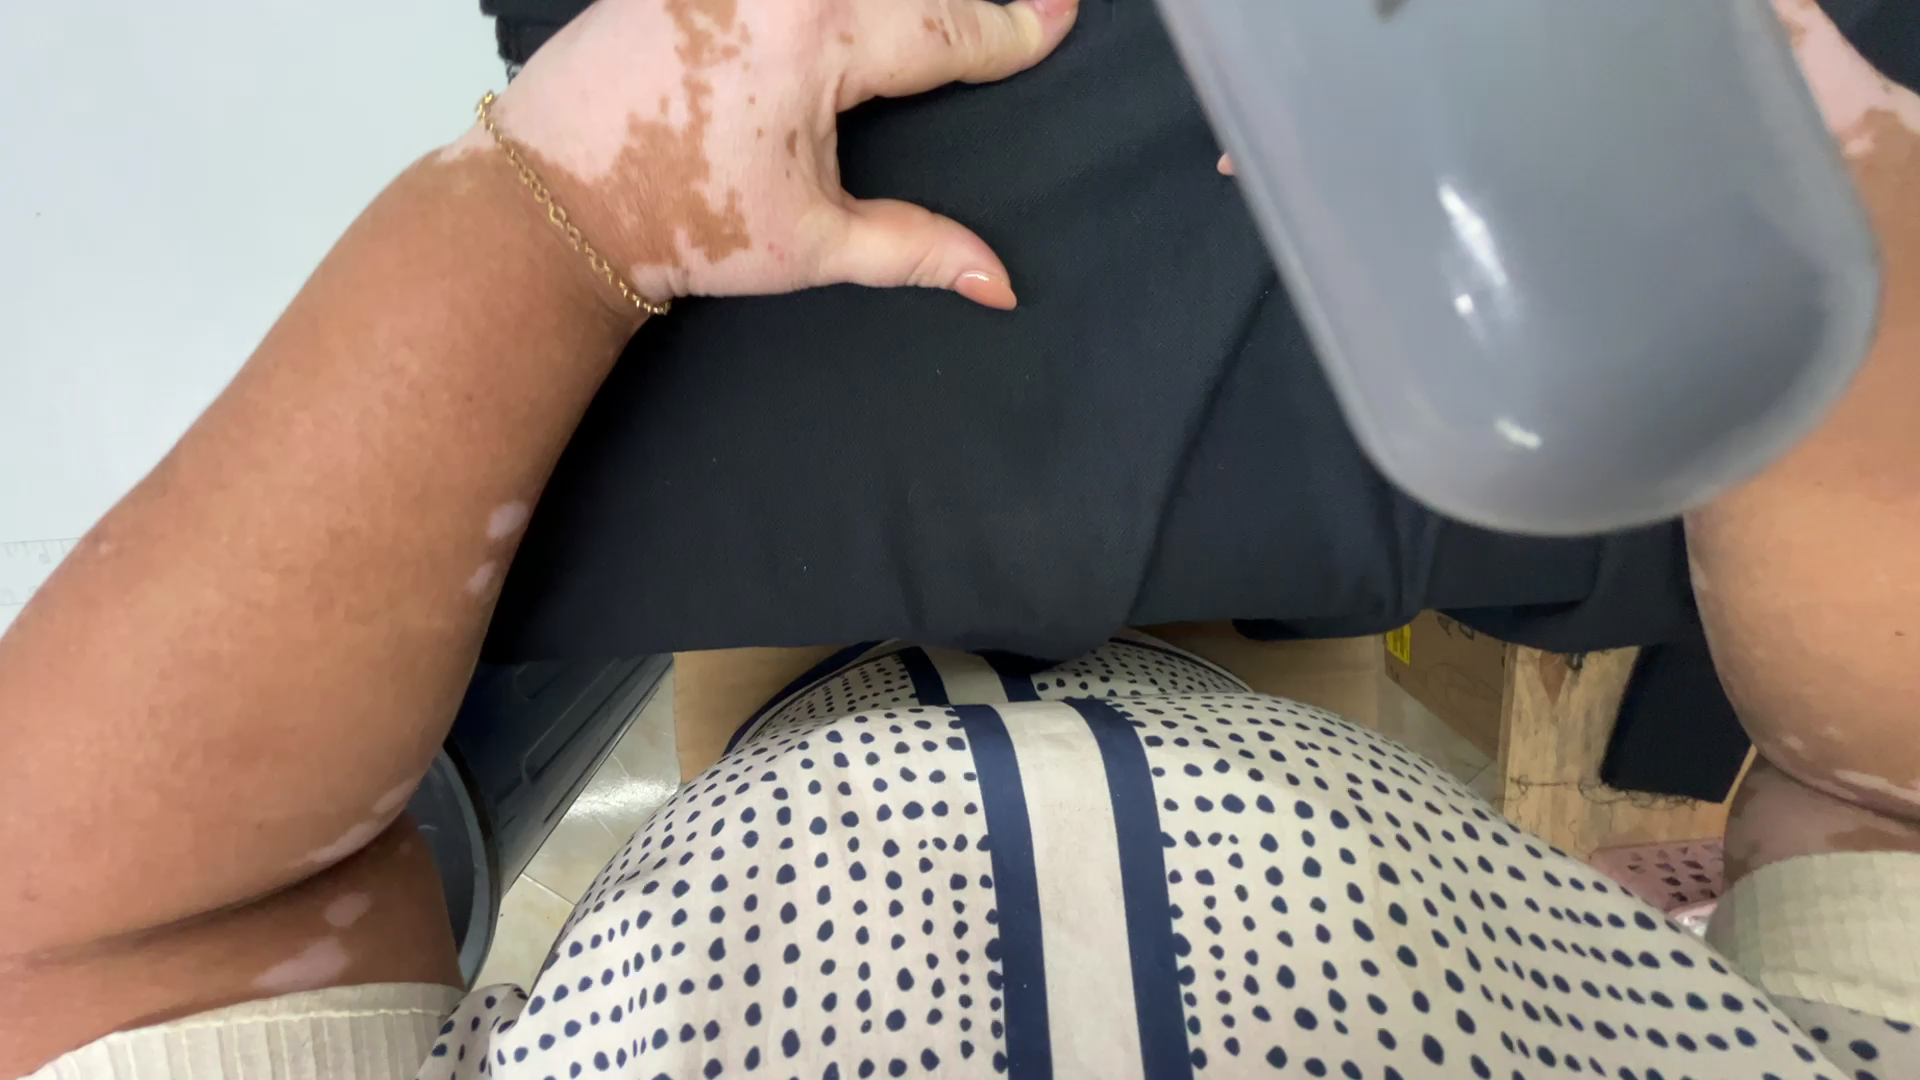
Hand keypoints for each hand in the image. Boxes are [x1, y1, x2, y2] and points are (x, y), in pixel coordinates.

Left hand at [449, 0, 1079, 310]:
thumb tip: (998, 284)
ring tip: (944, 5)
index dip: (1006, 29)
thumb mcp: (820, 245)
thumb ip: (918, 249)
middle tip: (1017, 2)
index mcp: (815, 37)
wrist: (567, 197)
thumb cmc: (691, 224)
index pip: (940, 27)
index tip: (1058, 16)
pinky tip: (859, 9)